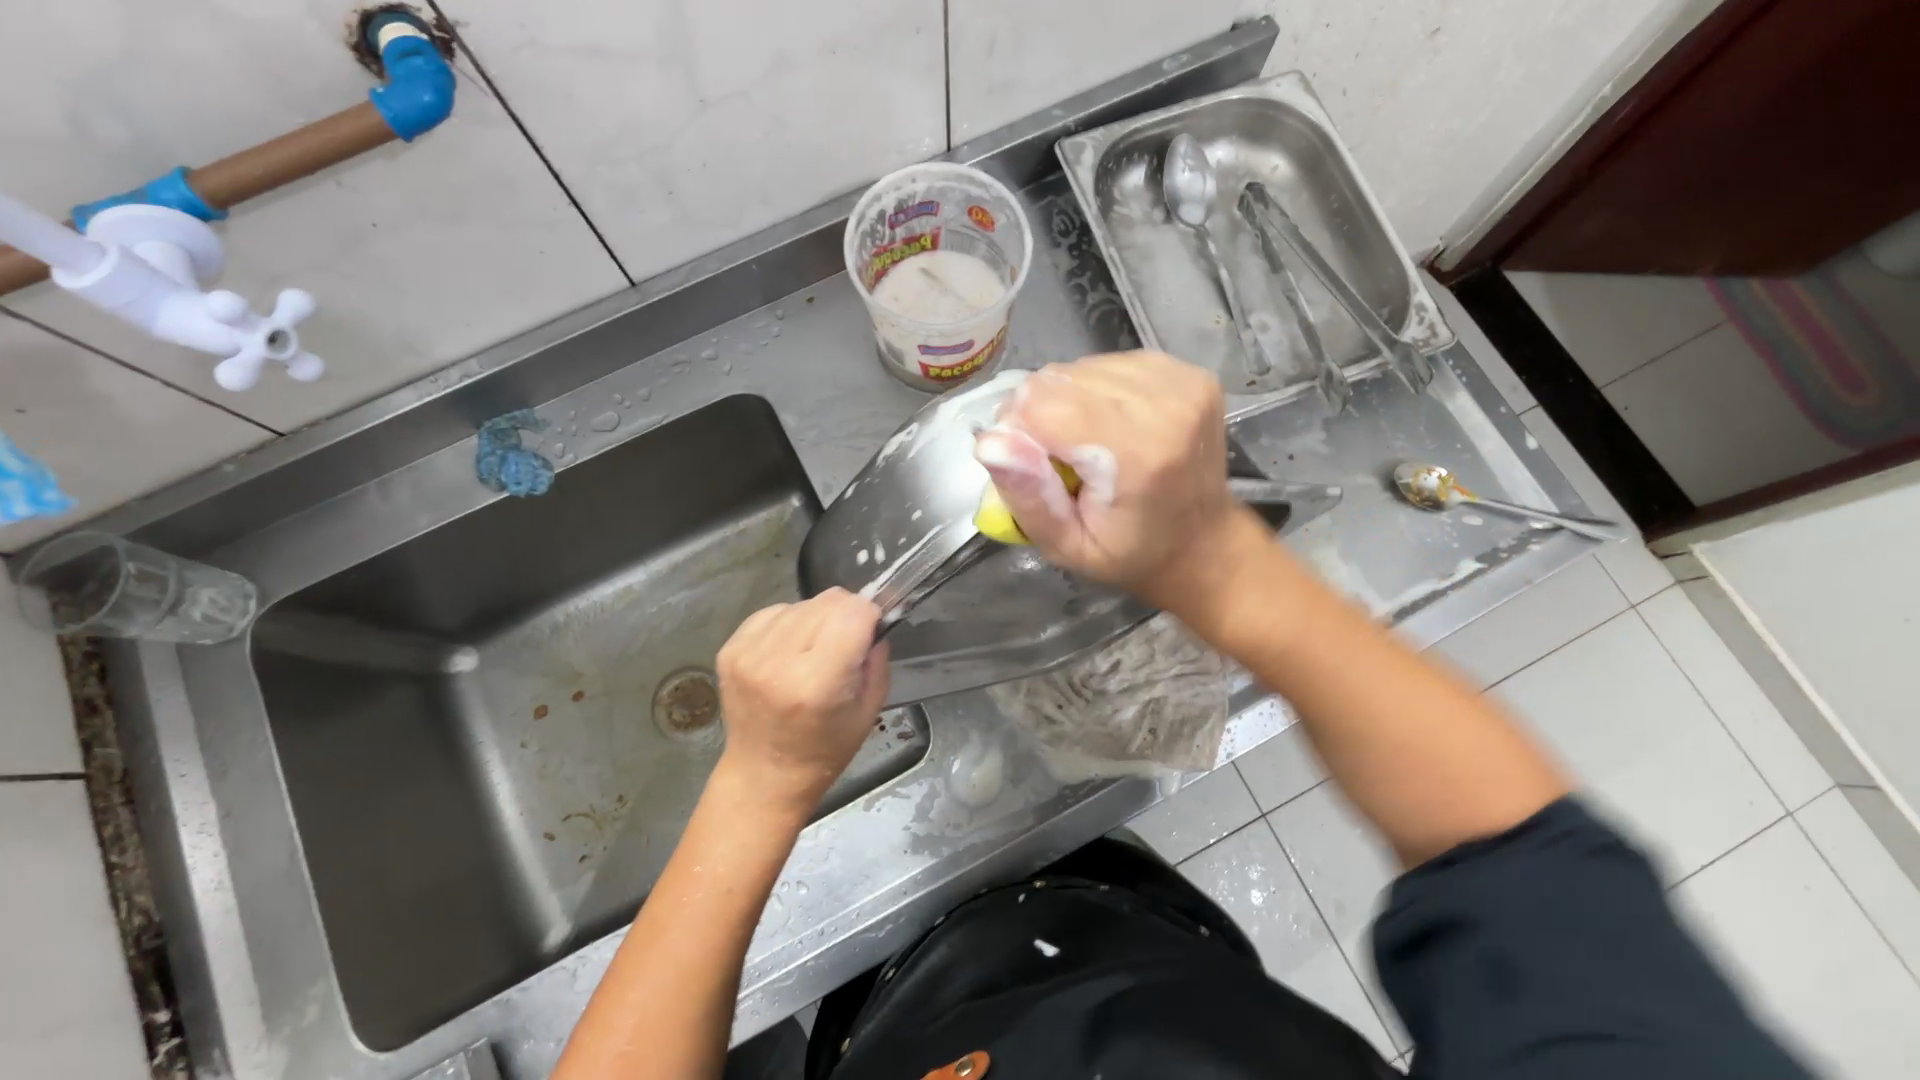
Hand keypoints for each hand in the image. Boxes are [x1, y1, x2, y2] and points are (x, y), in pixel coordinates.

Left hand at [714, 588, 889, 813]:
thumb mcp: (868, 710)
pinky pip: (772, 612)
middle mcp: (778, 662)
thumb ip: (876, 660)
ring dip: (816, 618)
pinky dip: (789, 623)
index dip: (869, 616)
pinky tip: (791, 651)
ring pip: (801, 603)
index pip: (853, 613)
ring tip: (814, 651)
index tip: (871, 633)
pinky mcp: (730, 649)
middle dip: (845, 615)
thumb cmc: (824, 750)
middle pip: (827, 601)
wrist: (764, 774)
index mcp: (817, 683)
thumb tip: (873, 621)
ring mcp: (748, 653)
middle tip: (846, 644)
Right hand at [974, 352, 1242, 605]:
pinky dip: (1096, 392)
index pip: (1041, 403)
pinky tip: (1111, 425)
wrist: (1201, 542)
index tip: (1033, 467)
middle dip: (1042, 416)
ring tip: (1088, 444)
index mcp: (1138, 452)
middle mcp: (1165, 404)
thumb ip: (1028, 496)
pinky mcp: (1186, 370)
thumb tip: (988, 442)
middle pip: (1057, 379)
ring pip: (1079, 367)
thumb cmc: (1129, 552)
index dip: (1019, 431)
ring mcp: (1180, 381)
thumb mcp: (1068, 547)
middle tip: (1059, 460)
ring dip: (1069, 402)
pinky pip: (1109, 363)